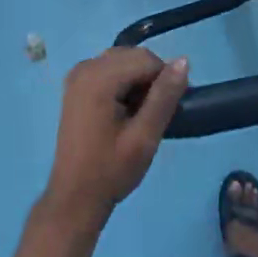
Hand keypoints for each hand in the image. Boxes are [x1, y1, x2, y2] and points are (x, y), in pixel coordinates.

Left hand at [42, 47, 188, 222]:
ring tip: (139, 115)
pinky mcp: (77, 84)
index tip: (170, 111)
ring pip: (123, 60)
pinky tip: (124, 111)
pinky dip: (123, 83)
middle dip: (150, 80)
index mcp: (98, 77)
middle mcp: (86, 67)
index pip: (146, 60)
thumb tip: (183, 61)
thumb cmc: (110, 171)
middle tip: (153, 116)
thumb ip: (164, 96)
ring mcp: (78, 74)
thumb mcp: (144, 137)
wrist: (74, 200)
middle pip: (133, 56)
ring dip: (138, 81)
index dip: (164, 81)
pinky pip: (110, 69)